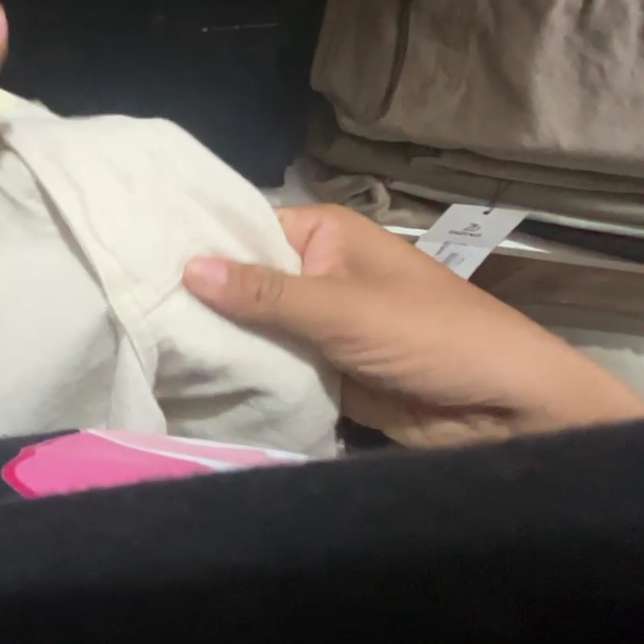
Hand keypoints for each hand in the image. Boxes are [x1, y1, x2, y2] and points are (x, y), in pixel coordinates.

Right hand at [182, 204, 643, 446]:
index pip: (243, 228)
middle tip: (133, 301)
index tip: (137, 255)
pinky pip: (266, 357)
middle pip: (240, 277)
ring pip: (249, 320)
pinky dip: (238, 363)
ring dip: (215, 332)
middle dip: (198, 293)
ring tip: (146, 334)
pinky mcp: (316, 363)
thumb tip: (184, 267)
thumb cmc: (433, 337)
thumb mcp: (342, 308)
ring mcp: (313, 319)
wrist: (510, 414)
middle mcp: (312, 270)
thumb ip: (263, 292)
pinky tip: (187, 366)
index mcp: (322, 234)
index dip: (195, 242)